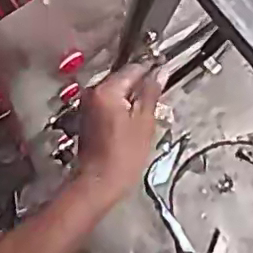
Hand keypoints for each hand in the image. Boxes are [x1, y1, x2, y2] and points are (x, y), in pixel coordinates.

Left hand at [71, 63, 163, 198]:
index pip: (133, 69)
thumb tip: (160, 72)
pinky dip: (121, 107)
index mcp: (106, 89)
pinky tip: (131, 122)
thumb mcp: (144, 122)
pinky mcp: (88, 115)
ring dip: (131, 98)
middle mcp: (93, 91)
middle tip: (157, 101)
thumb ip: (151, 93)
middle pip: (122, 78)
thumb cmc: (123, 156)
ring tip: (146, 114)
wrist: (98, 183)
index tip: (164, 78)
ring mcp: (88, 103)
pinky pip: (108, 102)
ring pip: (116, 90)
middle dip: (140, 86)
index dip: (151, 72)